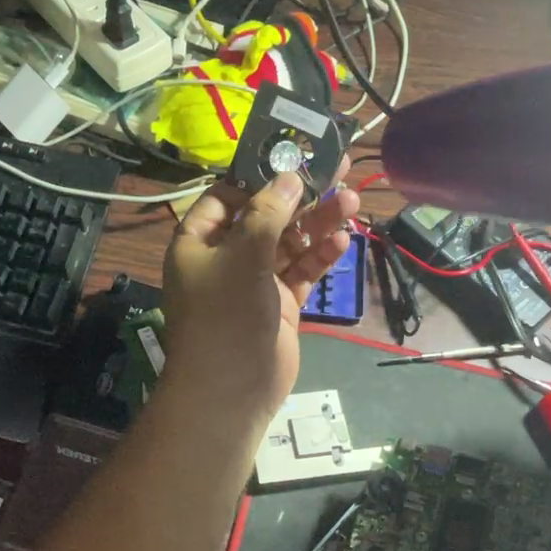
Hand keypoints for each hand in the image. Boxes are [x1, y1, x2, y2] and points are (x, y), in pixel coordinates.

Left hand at [162, 168, 359, 412]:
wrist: (231, 391)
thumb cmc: (226, 317)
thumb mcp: (242, 257)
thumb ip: (268, 213)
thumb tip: (289, 177)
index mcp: (198, 243)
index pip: (226, 197)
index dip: (258, 178)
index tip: (293, 158)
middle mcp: (224, 260)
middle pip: (265, 217)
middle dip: (299, 196)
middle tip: (338, 167)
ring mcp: (253, 284)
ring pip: (288, 244)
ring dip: (317, 224)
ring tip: (352, 201)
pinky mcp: (279, 306)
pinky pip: (301, 273)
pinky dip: (320, 257)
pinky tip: (344, 239)